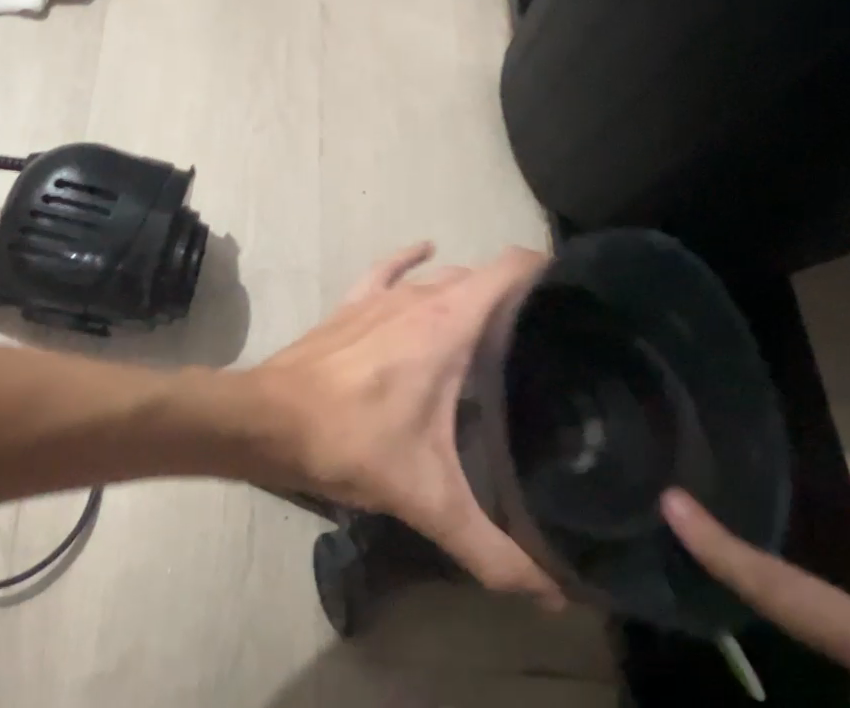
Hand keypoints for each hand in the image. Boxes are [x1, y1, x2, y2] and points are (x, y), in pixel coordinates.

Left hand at [250, 242, 560, 601]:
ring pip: (438, 278)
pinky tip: (426, 254)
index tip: (584, 298)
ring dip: (469, 290)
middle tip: (553, 337)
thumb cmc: (351, 443)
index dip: (550, 272)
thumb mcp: (428, 498)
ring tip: (505, 321)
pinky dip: (410, 260)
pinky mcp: (349, 307)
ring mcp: (379, 298)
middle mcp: (419, 297)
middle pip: (481, 279)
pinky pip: (387, 270)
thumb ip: (491, 548)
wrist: (266, 423)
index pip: (512, 270)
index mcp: (449, 324)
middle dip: (517, 296)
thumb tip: (552, 596)